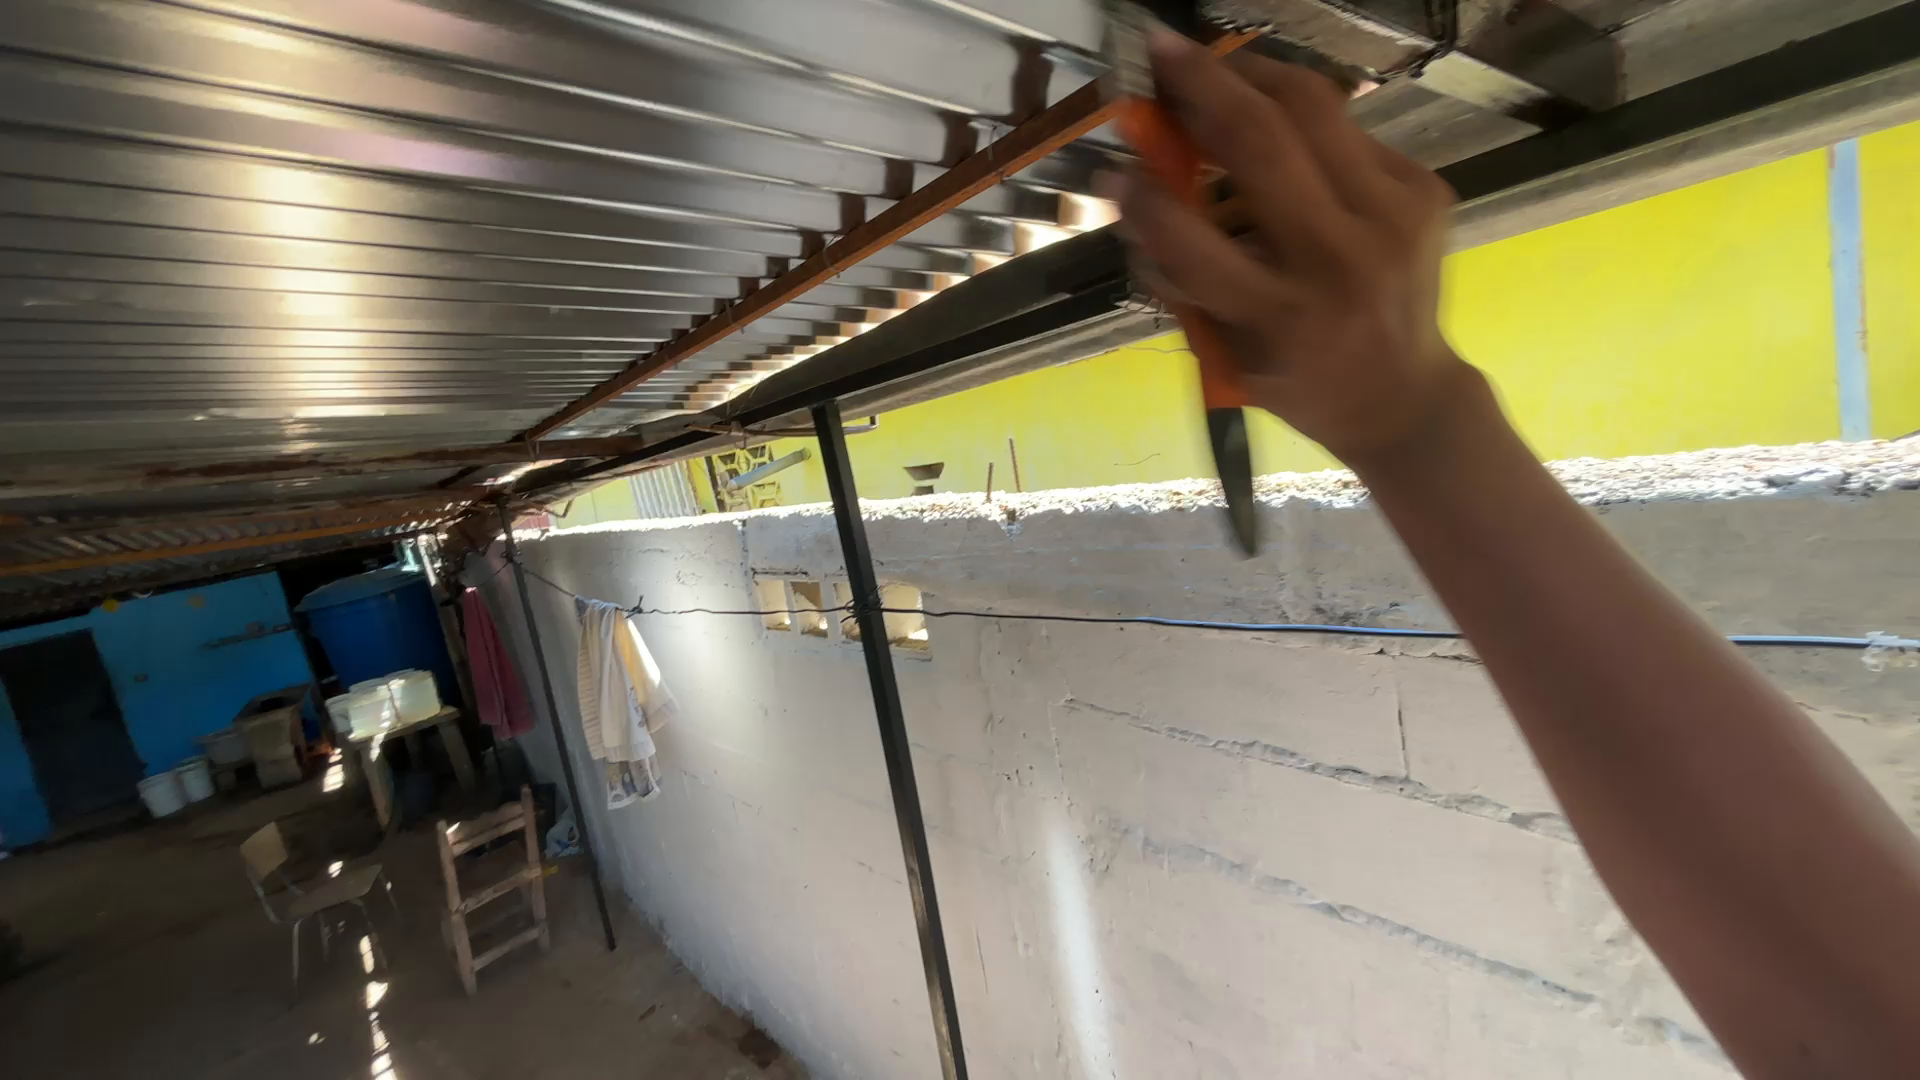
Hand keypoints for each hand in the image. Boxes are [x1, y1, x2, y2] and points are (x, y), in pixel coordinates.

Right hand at [1115, 31, 1477, 467]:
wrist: (1401, 394)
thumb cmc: (1297, 382)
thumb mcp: (1228, 353)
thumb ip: (1183, 282)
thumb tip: (1138, 205)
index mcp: (1282, 316)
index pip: (1196, 246)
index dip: (1146, 202)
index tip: (1109, 170)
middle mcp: (1341, 259)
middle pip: (1265, 145)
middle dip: (1203, 86)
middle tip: (1159, 50)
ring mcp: (1393, 216)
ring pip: (1314, 112)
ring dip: (1251, 76)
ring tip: (1209, 66)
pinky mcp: (1425, 191)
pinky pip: (1346, 134)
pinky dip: (1297, 120)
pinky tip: (1271, 124)